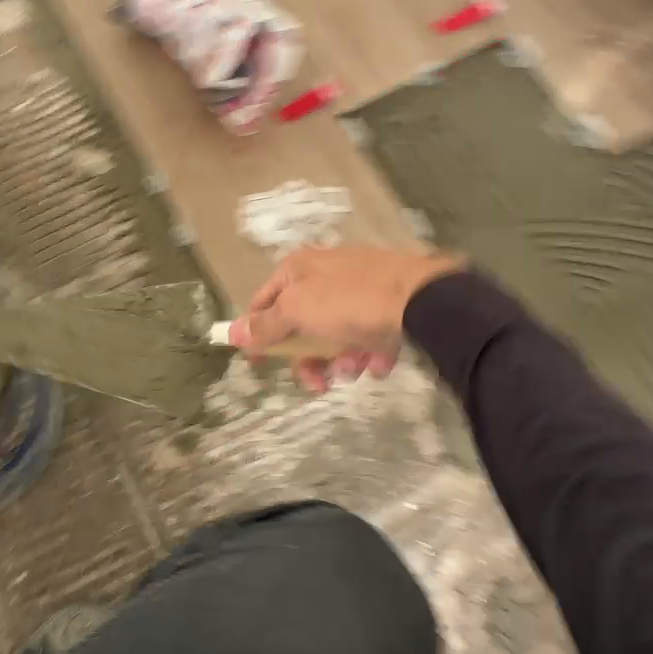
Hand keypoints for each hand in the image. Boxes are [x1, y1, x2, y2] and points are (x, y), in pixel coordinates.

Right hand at [230, 247, 465, 391]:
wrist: (421, 299)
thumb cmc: (348, 303)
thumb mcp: (297, 313)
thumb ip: (265, 325)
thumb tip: (231, 332)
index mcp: (297, 269)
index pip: (263, 303)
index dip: (258, 334)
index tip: (259, 365)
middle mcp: (325, 274)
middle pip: (301, 325)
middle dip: (308, 358)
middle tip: (318, 383)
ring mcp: (359, 288)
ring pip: (336, 335)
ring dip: (341, 360)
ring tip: (357, 366)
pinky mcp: (387, 305)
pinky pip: (368, 335)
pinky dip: (370, 352)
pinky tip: (380, 360)